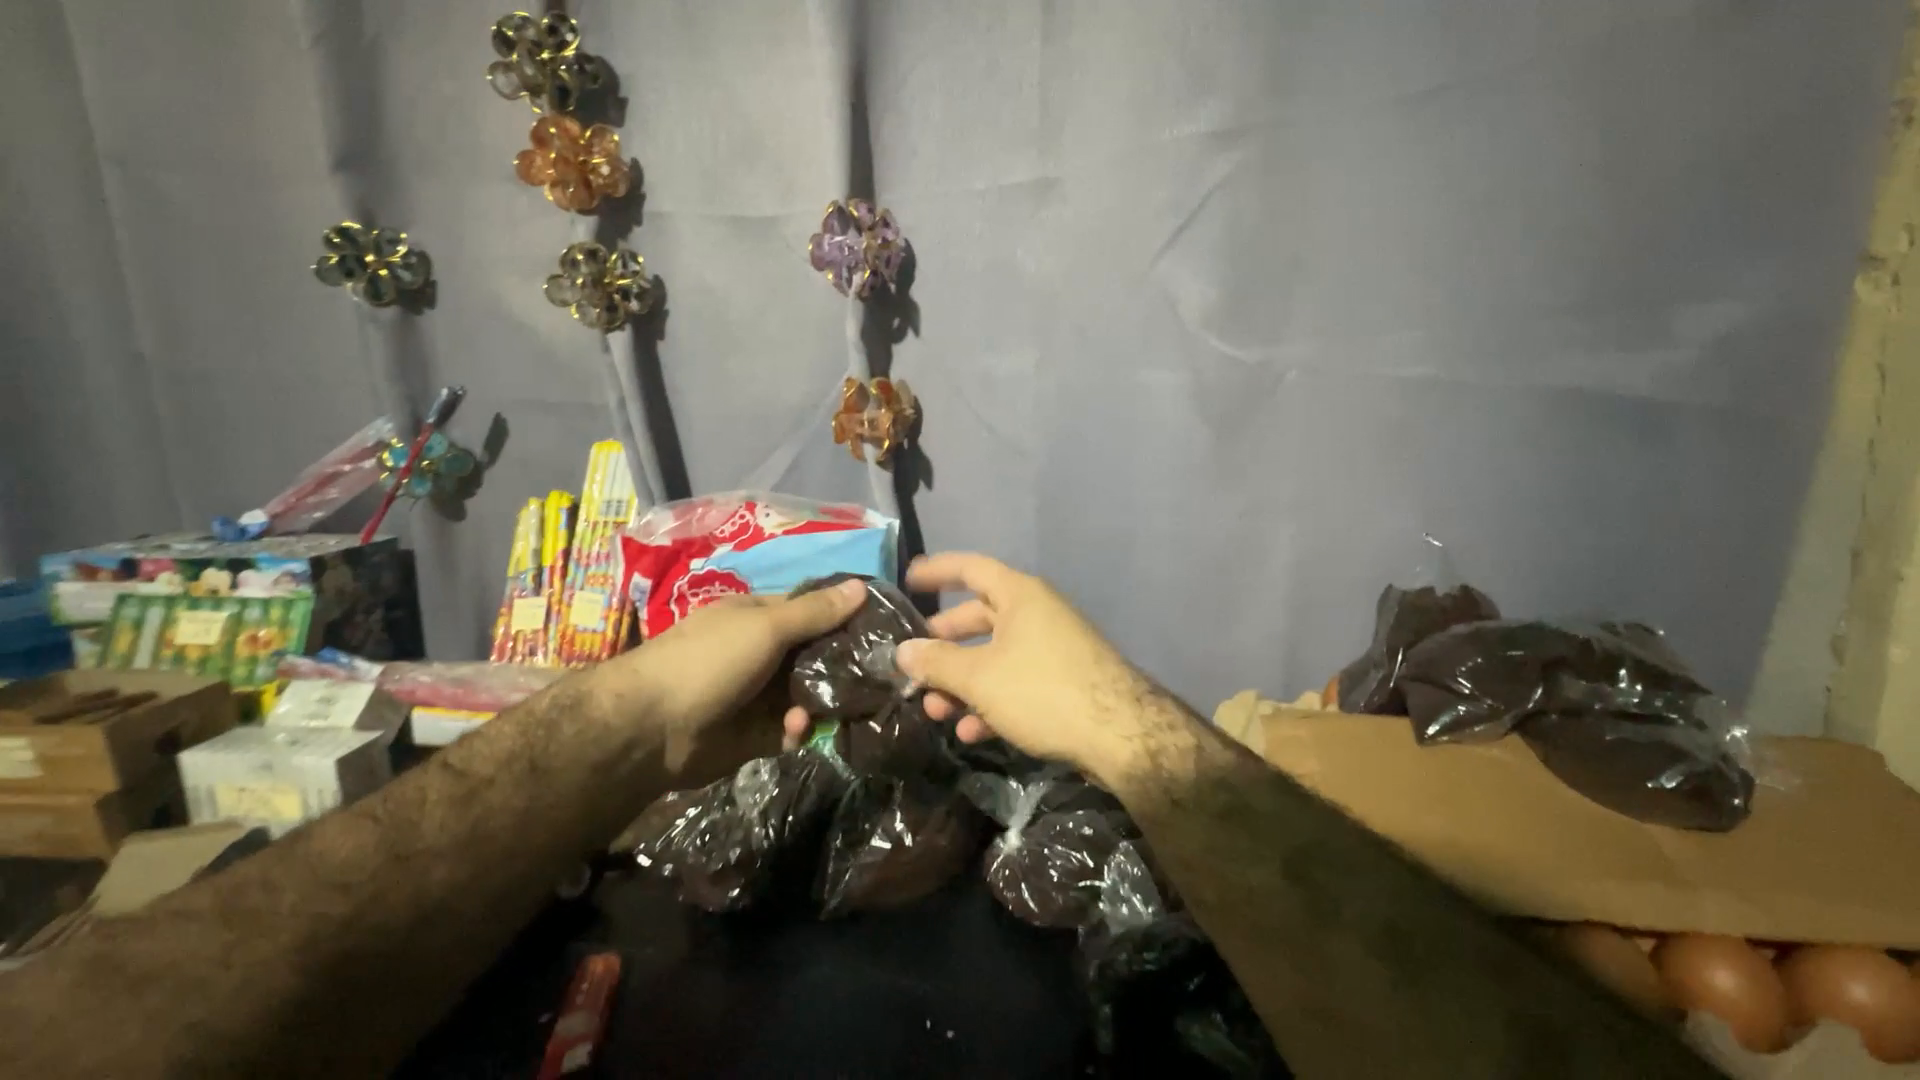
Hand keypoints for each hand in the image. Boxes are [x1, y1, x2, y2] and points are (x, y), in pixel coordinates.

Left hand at [585, 577, 866, 785]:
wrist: (651, 729)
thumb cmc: (709, 661)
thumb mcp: (766, 627)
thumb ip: (815, 612)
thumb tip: (863, 585)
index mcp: (758, 618)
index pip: (810, 612)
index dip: (843, 618)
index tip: (882, 629)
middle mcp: (760, 654)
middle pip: (814, 656)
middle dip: (840, 666)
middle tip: (877, 676)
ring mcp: (757, 695)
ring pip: (808, 696)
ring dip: (821, 702)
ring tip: (823, 710)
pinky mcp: (755, 735)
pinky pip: (791, 730)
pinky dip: (798, 730)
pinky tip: (794, 730)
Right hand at [893, 553, 1158, 782]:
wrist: (1120, 736)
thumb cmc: (1042, 691)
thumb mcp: (980, 678)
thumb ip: (937, 663)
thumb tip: (903, 651)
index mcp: (1020, 596)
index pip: (970, 568)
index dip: (937, 571)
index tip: (908, 579)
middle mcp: (1037, 615)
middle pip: (978, 618)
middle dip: (943, 644)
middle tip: (914, 664)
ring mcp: (1052, 649)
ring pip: (994, 657)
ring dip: (962, 683)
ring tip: (935, 710)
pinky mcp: (1063, 683)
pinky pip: (1016, 683)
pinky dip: (990, 703)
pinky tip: (971, 732)